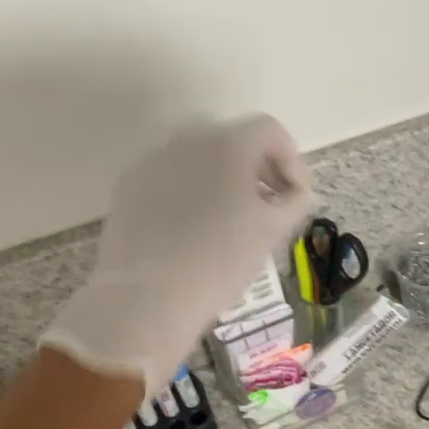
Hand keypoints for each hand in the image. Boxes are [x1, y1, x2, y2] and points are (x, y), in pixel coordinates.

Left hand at [41, 114, 316, 393]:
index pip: (269, 130)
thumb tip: (298, 194)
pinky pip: (170, 176)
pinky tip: (192, 228)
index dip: (291, 159)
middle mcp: (188, 140)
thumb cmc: (221, 260)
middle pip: (233, 140)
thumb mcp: (272, 232)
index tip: (295, 196)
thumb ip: (295, 202)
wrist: (148, 297)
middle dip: (256, 168)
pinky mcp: (129, 184)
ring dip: (222, 178)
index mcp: (228, 144)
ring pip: (199, 157)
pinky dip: (189, 190)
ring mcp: (154, 160)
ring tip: (229, 219)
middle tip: (266, 206)